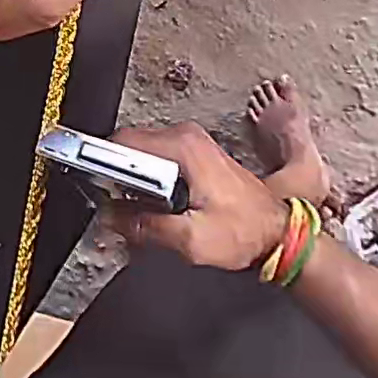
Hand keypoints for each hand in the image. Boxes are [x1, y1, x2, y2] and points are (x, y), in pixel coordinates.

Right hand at [102, 123, 287, 270]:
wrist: (280, 235)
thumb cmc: (245, 233)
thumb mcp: (190, 239)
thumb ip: (145, 226)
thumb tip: (111, 216)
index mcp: (183, 149)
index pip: (123, 143)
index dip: (102, 165)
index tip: (97, 185)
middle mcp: (186, 137)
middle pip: (128, 145)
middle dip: (117, 173)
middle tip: (121, 204)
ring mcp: (191, 142)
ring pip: (139, 150)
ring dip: (130, 176)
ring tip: (141, 205)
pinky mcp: (193, 151)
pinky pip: (154, 155)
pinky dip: (145, 175)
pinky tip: (155, 200)